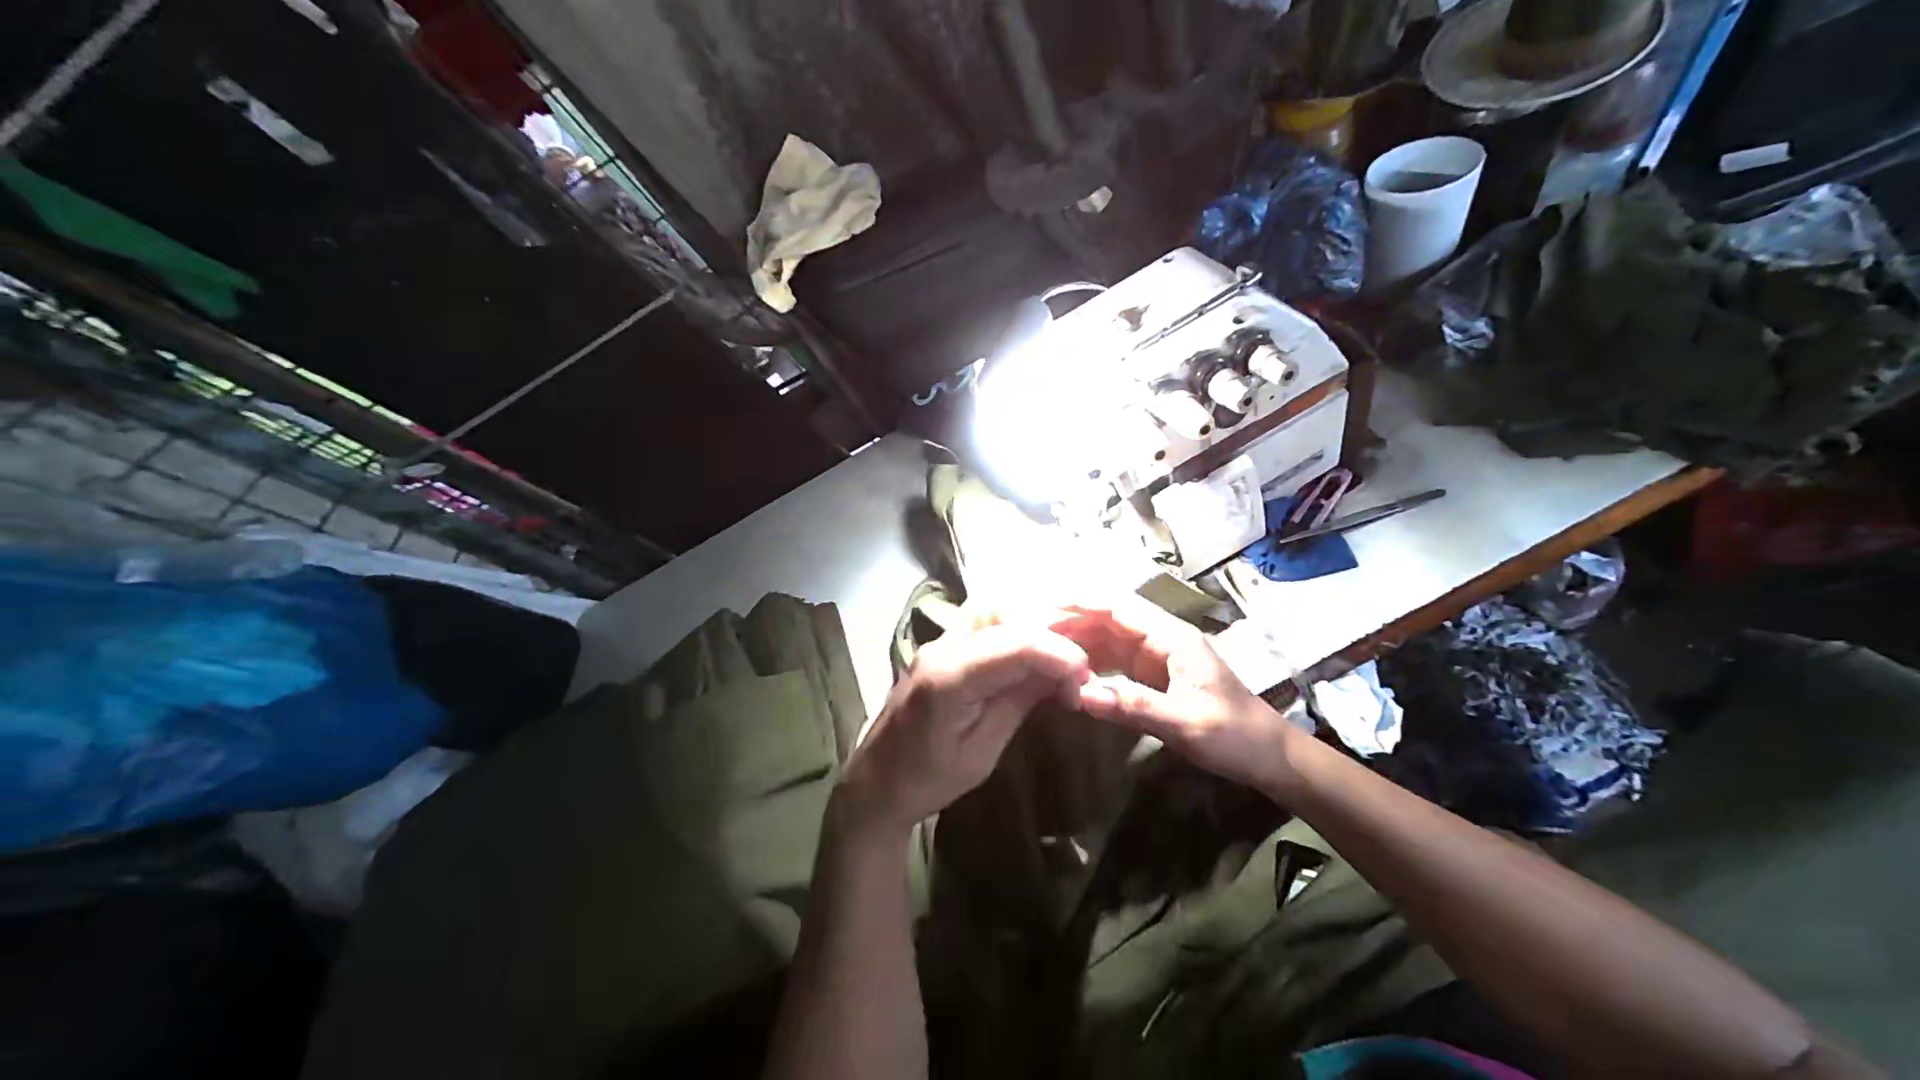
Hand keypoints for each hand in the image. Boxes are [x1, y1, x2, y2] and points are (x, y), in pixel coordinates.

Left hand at [835, 622, 1091, 835]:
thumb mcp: (982, 752)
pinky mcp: (940, 648)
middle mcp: (942, 647)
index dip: (1059, 653)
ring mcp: (938, 643)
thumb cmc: (927, 779)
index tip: (1085, 678)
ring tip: (1057, 657)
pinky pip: (981, 622)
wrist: (876, 782)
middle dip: (1049, 631)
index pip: (1016, 644)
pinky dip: (1013, 629)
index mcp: (950, 677)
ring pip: (991, 609)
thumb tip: (1063, 673)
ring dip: (1030, 624)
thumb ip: (1018, 702)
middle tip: (1075, 666)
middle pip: (1003, 612)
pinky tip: (1032, 653)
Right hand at [1048, 596, 1303, 796]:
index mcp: (1172, 638)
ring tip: (1041, 646)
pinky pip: (1114, 660)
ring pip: (1109, 639)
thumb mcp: (1186, 723)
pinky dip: (1090, 662)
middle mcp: (1161, 639)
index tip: (1044, 603)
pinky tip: (1068, 670)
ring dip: (1078, 640)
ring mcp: (1157, 657)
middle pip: (1109, 619)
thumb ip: (1134, 706)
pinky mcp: (1153, 676)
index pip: (1119, 608)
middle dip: (1072, 620)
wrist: (1270, 757)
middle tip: (1031, 630)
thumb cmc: (1235, 736)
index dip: (1081, 602)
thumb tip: (1081, 694)